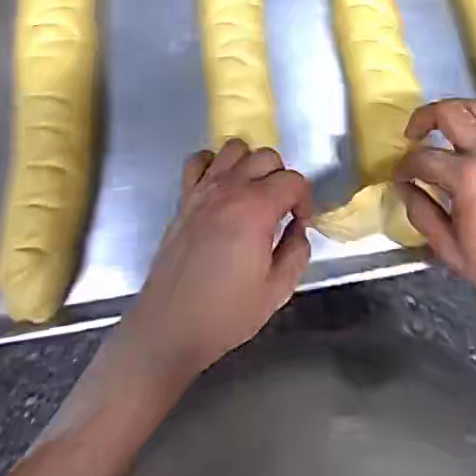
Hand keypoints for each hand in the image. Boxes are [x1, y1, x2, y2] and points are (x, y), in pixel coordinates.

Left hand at [116, 139, 312, 386]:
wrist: (170, 326)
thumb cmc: (225, 314)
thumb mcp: (276, 291)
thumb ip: (297, 253)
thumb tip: (298, 229)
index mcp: (256, 210)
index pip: (293, 181)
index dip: (305, 200)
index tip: (300, 222)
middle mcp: (229, 190)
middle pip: (267, 157)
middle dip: (282, 179)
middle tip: (281, 209)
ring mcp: (202, 190)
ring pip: (235, 149)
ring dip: (250, 165)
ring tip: (253, 193)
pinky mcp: (183, 199)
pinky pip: (199, 160)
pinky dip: (215, 165)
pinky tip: (222, 188)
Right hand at [395, 99, 475, 327]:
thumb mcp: (450, 250)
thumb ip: (421, 213)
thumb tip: (404, 188)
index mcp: (468, 178)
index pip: (424, 158)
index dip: (404, 166)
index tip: (397, 177)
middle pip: (449, 112)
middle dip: (422, 118)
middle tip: (411, 137)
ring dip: (450, 112)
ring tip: (437, 130)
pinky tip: (468, 141)